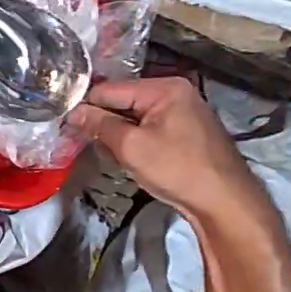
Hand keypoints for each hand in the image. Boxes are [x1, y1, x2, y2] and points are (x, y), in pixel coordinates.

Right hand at [70, 78, 266, 222]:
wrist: (225, 203)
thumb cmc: (177, 169)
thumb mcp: (131, 146)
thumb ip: (99, 124)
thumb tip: (73, 112)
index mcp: (164, 88)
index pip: (109, 89)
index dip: (86, 107)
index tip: (65, 125)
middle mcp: (175, 92)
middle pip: (122, 100)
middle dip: (103, 121)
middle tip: (82, 141)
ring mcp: (183, 112)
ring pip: (133, 116)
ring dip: (117, 133)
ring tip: (106, 152)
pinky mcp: (185, 131)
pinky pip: (148, 127)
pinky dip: (134, 140)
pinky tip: (127, 156)